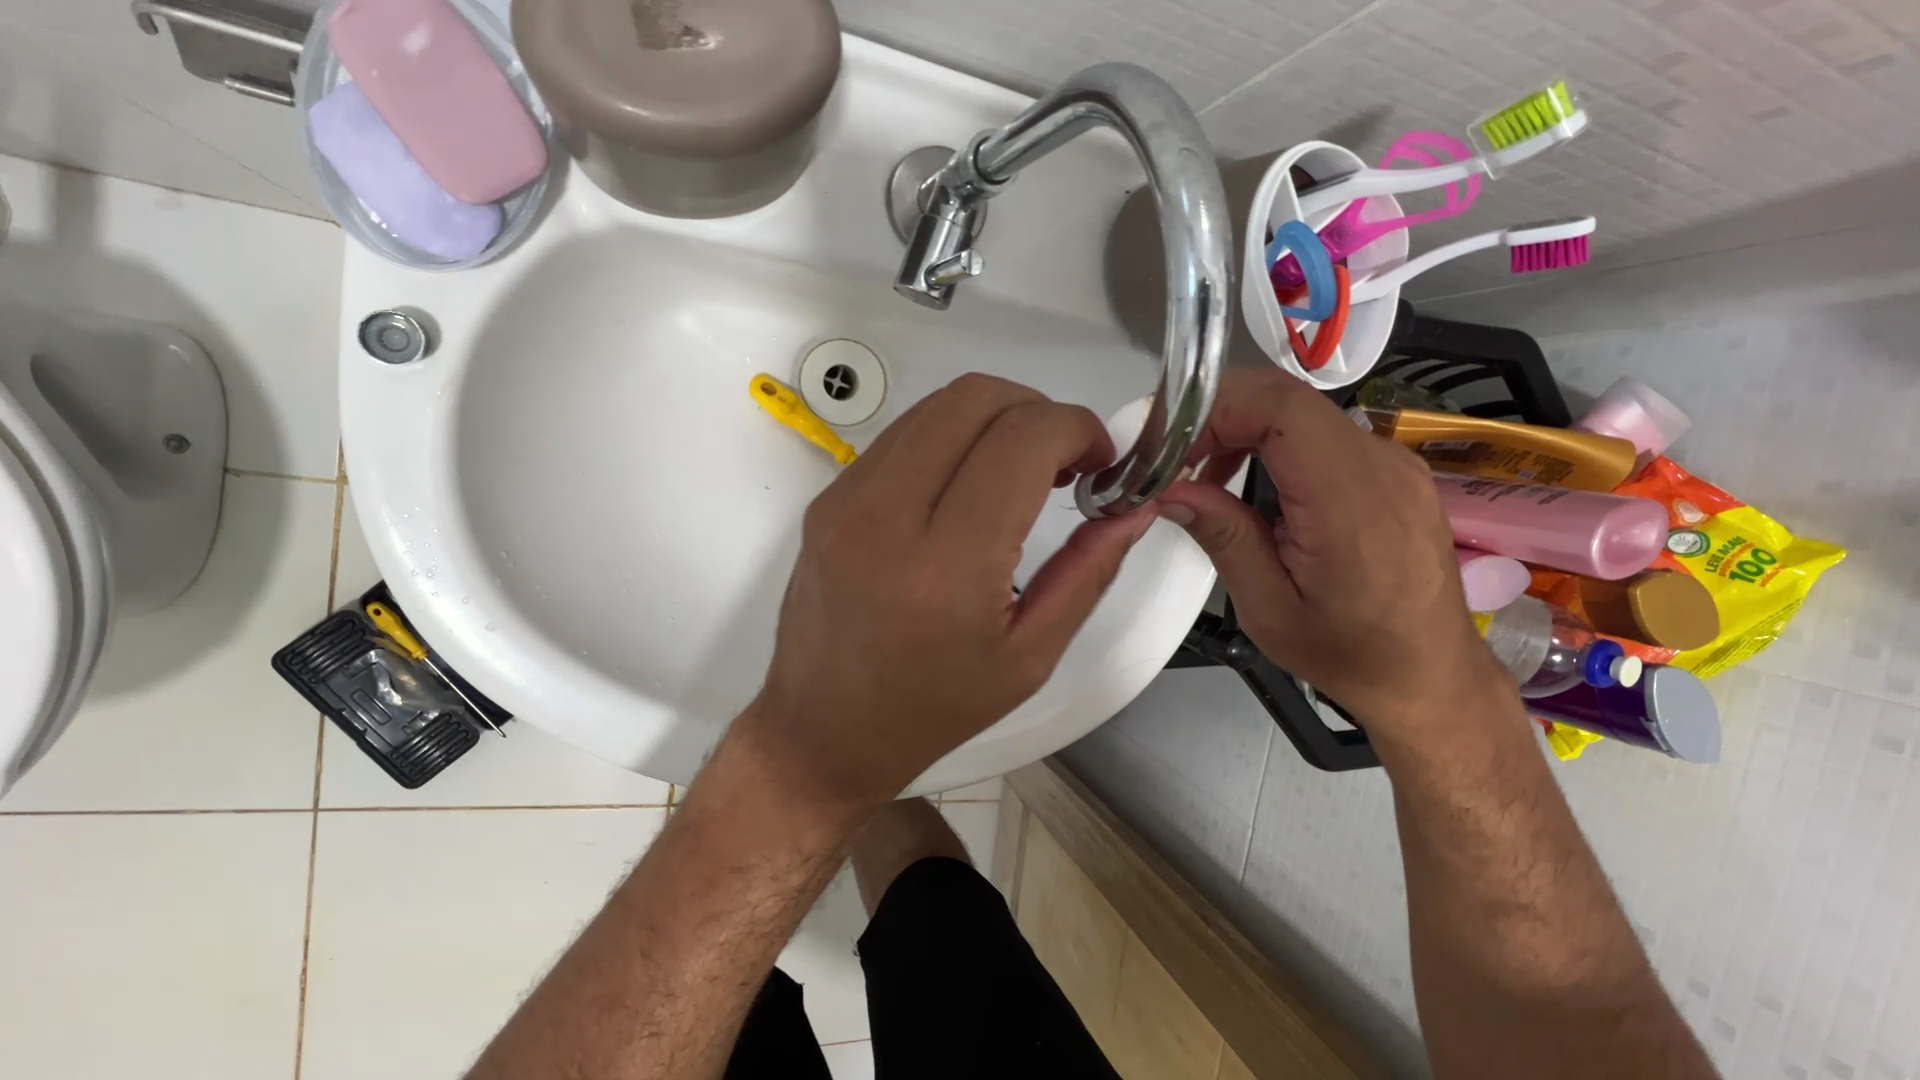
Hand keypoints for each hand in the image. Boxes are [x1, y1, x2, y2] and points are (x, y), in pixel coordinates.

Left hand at [738, 374, 1157, 810]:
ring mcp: (847, 500)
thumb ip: (1089, 573)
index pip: (1022, 440)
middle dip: (1040, 410)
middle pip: (977, 398)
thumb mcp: (1029, 656)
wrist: (823, 730)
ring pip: (937, 404)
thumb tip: (1133, 508)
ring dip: (995, 417)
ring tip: (1022, 470)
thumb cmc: (932, 709)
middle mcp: (887, 517)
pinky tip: (970, 483)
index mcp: (947, 567)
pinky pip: (902, 434)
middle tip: (1065, 461)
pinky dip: (951, 436)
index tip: (1100, 461)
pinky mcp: (828, 499)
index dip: (1078, 429)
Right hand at [1156, 369, 1507, 748]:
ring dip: (1246, 429)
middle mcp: (1379, 463)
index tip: (1170, 446)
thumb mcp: (1268, 608)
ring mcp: (1395, 463)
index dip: (1215, 408)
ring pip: (1305, 413)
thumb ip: (1224, 537)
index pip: (1278, 405)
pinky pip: (1328, 435)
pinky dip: (1279, 445)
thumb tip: (1169, 489)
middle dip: (1220, 416)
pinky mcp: (1397, 471)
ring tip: (1208, 477)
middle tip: (1175, 459)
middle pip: (1287, 399)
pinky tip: (1256, 485)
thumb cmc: (1348, 654)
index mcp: (1347, 497)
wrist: (1431, 676)